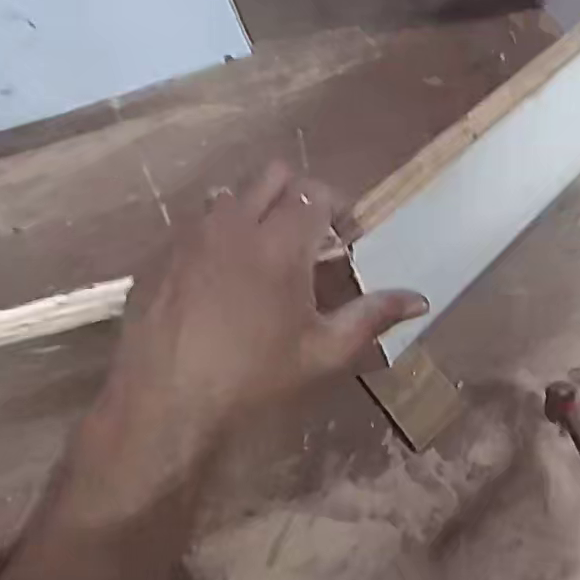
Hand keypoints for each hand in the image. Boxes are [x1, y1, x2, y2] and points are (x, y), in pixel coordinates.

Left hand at [100, 162, 427, 460]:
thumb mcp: (323, 351)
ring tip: (261, 253)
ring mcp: (189, 236)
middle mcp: (233, 224)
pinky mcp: (159, 255)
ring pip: (229, 194)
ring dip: (253, 209)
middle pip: (272, 175)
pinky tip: (218, 280)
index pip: (315, 193)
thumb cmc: (254, 378)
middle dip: (297, 195)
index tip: (345, 235)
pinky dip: (216, 235)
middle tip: (308, 237)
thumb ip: (372, 316)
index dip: (337, 207)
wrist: (165, 404)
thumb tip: (420, 300)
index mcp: (279, 242)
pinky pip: (194, 224)